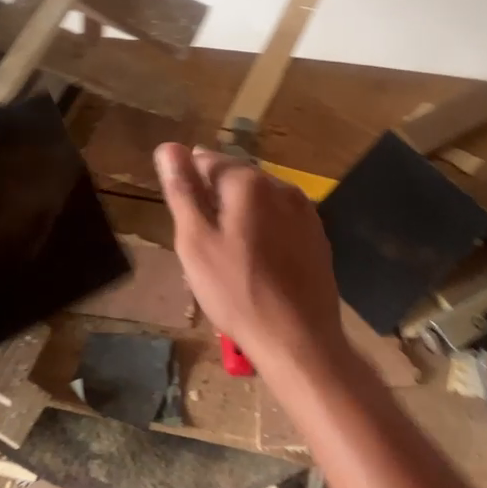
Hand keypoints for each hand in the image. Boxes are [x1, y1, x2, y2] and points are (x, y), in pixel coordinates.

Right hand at [154, 143, 345, 369]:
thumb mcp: (196, 241)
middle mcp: (281, 186)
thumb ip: (182, 190)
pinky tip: (256, 266)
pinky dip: (263, 233)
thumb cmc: (237, 291)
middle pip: (235, 180)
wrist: (299, 341)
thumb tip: (169, 146)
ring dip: (239, 217)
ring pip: (258, 201)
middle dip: (214, 201)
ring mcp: (304, 212)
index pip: (206, 161)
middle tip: (201, 245)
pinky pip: (279, 222)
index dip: (188, 188)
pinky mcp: (317, 238)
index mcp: (248, 182)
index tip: (184, 222)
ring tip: (226, 258)